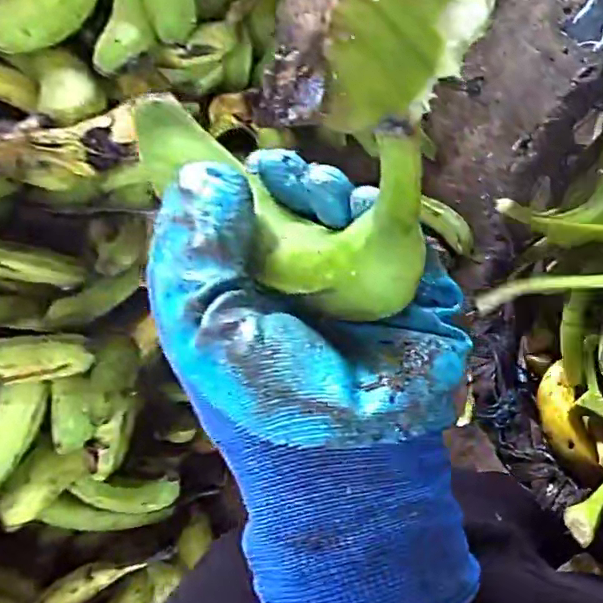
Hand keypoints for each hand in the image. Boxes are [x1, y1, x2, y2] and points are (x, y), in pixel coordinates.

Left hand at [149, 152, 476, 602]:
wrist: (361, 450)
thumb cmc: (270, 397)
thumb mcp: (206, 327)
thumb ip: (196, 250)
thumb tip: (207, 174)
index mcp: (236, 284)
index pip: (226, 213)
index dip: (222, 176)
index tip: (219, 151)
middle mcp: (293, 274)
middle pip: (290, 199)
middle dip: (288, 178)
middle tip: (286, 179)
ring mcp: (354, 276)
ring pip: (345, 203)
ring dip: (332, 191)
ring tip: (327, 202)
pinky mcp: (406, 280)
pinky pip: (396, 225)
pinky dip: (384, 209)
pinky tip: (369, 215)